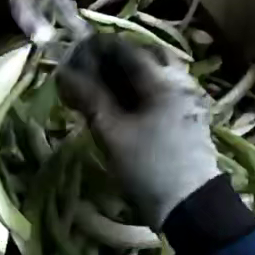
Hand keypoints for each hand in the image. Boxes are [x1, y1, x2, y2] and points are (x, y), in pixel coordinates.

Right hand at [57, 36, 218, 227]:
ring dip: (128, 75)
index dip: (97, 47)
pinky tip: (123, 105)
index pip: (125, 49)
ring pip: (155, 74)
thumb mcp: (112, 132)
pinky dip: (141, 90)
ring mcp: (189, 99)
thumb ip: (89, 97)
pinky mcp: (190, 117)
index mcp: (162, 80)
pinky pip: (163, 90)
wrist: (191, 207)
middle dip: (114, 59)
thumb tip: (63, 72)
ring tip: (102, 88)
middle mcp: (180, 81)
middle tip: (89, 69)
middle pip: (144, 56)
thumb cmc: (148, 167)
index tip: (74, 51)